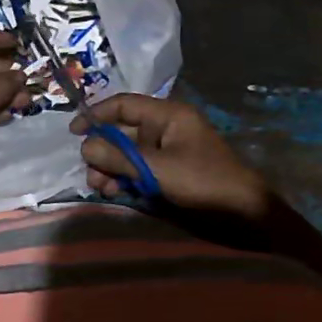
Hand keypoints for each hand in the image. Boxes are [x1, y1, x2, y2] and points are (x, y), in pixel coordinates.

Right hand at [71, 94, 270, 219]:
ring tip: (101, 187)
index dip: (96, 115)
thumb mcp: (157, 169)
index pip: (123, 105)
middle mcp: (166, 128)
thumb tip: (85, 147)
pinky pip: (138, 169)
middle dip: (102, 151)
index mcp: (168, 116)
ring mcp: (168, 151)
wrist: (247, 216)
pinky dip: (124, 179)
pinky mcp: (169, 172)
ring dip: (110, 168)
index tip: (74, 132)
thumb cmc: (204, 183)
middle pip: (122, 131)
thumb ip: (118, 157)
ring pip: (127, 153)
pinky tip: (114, 192)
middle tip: (90, 172)